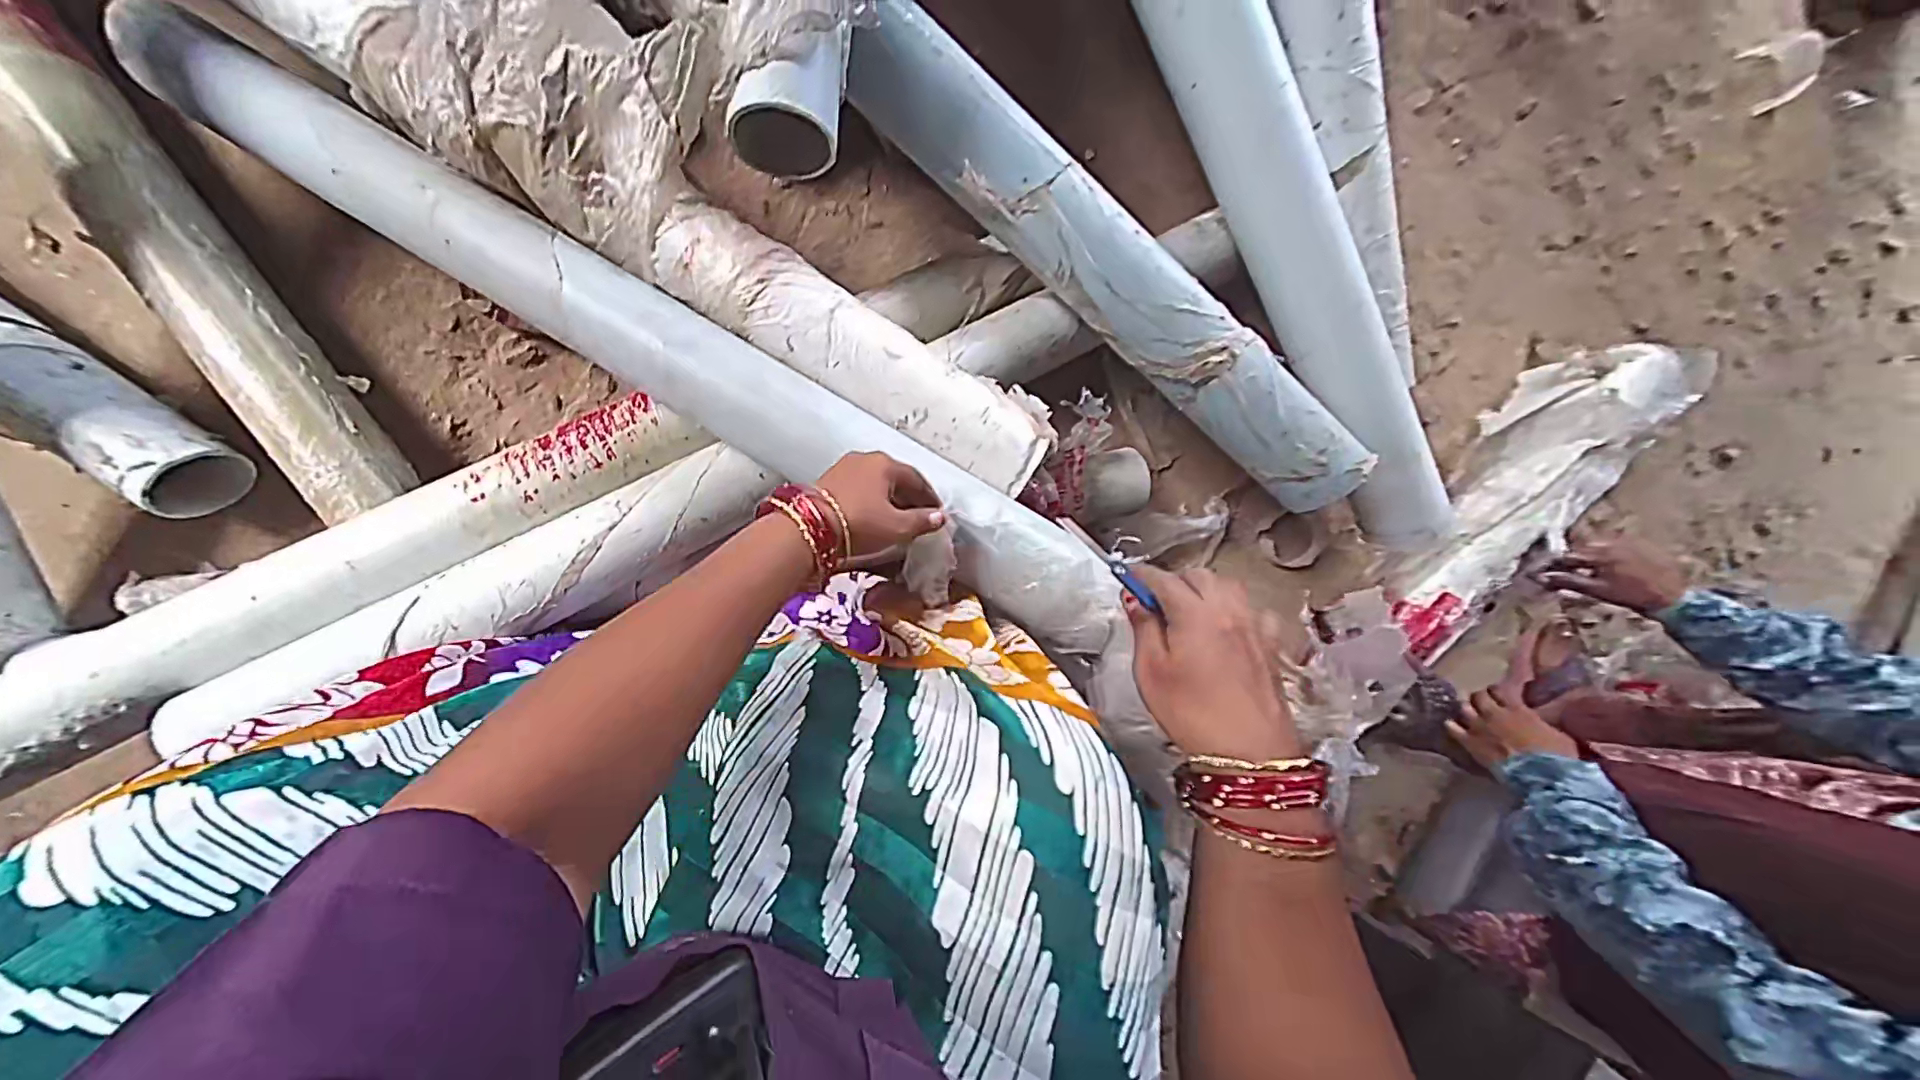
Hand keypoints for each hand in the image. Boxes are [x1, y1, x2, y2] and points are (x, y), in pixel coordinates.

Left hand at [816, 452, 945, 557]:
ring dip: (888, 499)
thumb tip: (938, 517)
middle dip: (909, 498)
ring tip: (896, 520)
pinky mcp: (828, 483)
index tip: (936, 512)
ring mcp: (844, 469)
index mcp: (885, 464)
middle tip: (920, 517)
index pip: (917, 479)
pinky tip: (872, 517)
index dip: (929, 498)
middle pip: (895, 478)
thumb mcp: (897, 527)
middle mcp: (864, 460)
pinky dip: (870, 501)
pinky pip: (859, 489)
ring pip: (875, 483)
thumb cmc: (857, 523)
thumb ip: (922, 521)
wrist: (810, 528)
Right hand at [1126, 566, 1302, 759]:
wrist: (1250, 753)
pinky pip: (1252, 609)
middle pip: (1199, 575)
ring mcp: (1254, 625)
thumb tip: (1136, 601)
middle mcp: (1228, 611)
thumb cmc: (1192, 715)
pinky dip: (1235, 608)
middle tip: (1155, 601)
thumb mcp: (1151, 672)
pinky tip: (1226, 626)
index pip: (1164, 579)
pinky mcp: (1271, 644)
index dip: (1142, 575)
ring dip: (1205, 588)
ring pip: (1229, 586)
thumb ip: (1143, 629)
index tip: (1129, 578)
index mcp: (1195, 614)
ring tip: (1188, 609)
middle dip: (1174, 580)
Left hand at [1444, 685, 1578, 770]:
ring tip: (1469, 714)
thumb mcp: (1557, 733)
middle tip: (1482, 704)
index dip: (1495, 691)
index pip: (1498, 690)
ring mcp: (1478, 726)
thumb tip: (1536, 719)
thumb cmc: (1559, 756)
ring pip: (1463, 707)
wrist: (1543, 776)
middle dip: (1479, 698)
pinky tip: (1452, 725)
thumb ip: (1539, 722)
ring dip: (1466, 710)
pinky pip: (1451, 727)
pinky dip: (1451, 725)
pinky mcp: (1469, 741)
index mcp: (1517, 709)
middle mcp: (1494, 713)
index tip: (1496, 695)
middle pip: (1478, 696)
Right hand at [1536, 539, 1687, 614]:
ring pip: (1598, 544)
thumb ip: (1567, 581)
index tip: (1542, 573)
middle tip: (1565, 571)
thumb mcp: (1596, 590)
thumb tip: (1540, 578)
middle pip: (1581, 548)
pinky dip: (1606, 552)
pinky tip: (1609, 564)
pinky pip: (1616, 544)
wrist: (1674, 597)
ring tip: (1587, 567)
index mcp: (1597, 554)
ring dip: (1588, 554)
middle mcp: (1610, 543)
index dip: (1552, 566)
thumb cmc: (1631, 595)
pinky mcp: (1641, 545)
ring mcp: (1627, 542)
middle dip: (1570, 558)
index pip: (1565, 557)